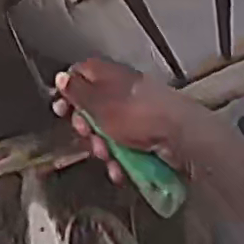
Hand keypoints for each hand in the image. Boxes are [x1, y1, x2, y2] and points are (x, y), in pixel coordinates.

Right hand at [50, 58, 193, 184]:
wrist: (182, 135)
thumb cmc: (134, 114)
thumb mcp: (97, 103)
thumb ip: (76, 92)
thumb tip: (61, 77)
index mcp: (106, 73)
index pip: (78, 75)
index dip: (67, 93)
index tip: (61, 111)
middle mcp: (120, 88)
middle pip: (92, 105)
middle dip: (86, 127)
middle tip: (87, 136)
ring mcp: (136, 110)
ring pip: (108, 129)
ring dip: (102, 146)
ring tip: (107, 157)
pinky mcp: (149, 132)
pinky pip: (126, 143)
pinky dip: (121, 157)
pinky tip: (120, 170)